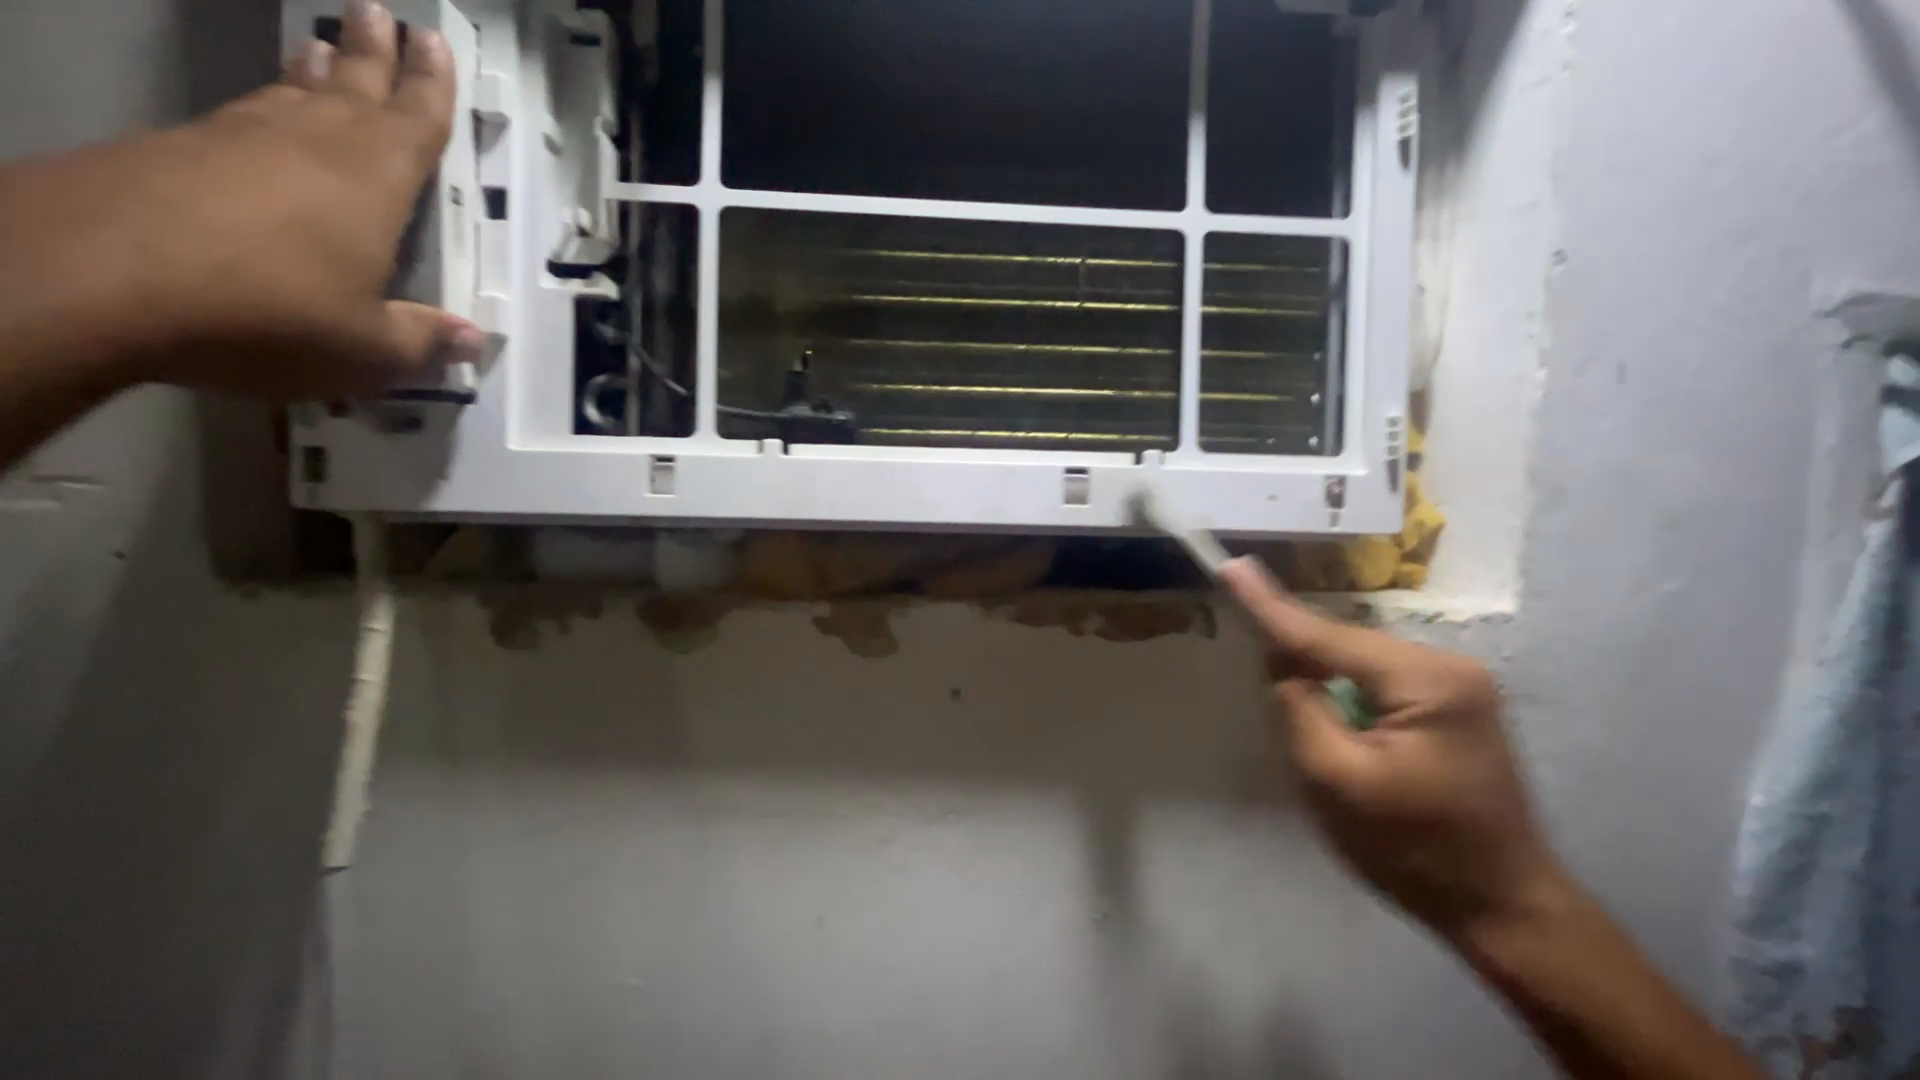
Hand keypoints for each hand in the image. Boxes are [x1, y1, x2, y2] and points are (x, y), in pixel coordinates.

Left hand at [0, 0, 480, 399]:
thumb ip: (420, 342)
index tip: (434, 42)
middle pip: (351, 86)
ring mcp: (233, 140)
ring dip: (313, 70)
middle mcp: (309, 145)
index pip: (414, 121)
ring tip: (321, 47)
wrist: (93, 278)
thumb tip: (473, 339)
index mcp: (372, 183)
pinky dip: (260, 105)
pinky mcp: (169, 151)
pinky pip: (237, 117)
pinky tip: (258, 115)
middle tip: (382, 13)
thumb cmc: (267, 313)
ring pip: (289, 93)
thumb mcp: (364, 351)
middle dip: (372, 52)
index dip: (430, 84)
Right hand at [1219, 557, 1568, 944]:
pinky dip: (1346, 691)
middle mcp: (1449, 667)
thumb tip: (1282, 662)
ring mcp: (1459, 686)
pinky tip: (1329, 712)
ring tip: (1283, 688)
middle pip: (1346, 645)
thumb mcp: (1336, 782)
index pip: (1327, 636)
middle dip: (1296, 649)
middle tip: (1248, 645)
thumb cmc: (1415, 851)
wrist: (1505, 907)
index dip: (1270, 606)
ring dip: (1321, 674)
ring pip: (1362, 663)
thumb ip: (1300, 709)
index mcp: (1426, 681)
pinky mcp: (1455, 708)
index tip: (1231, 567)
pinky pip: (1380, 682)